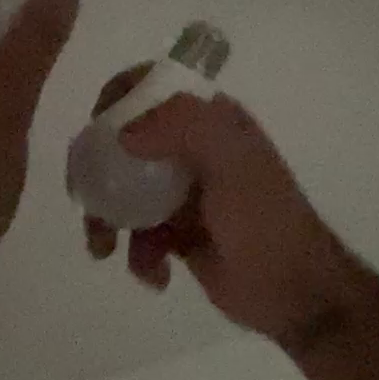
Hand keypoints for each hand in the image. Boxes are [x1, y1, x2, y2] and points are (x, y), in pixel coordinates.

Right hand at [79, 66, 354, 344]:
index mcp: (209, 119)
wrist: (294, 292)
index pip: (150, 87)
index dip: (115, 100)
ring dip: (106, 220)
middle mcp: (192, 148)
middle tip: (84, 200)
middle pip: (122, 142)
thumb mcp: (232, 161)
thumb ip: (183, 128)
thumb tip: (123, 135)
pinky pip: (137, 234)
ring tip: (103, 249)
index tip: (94, 133)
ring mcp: (183, 192)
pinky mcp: (177, 233)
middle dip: (97, 172)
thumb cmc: (264, 220)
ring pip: (122, 191)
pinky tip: (154, 274)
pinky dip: (137, 255)